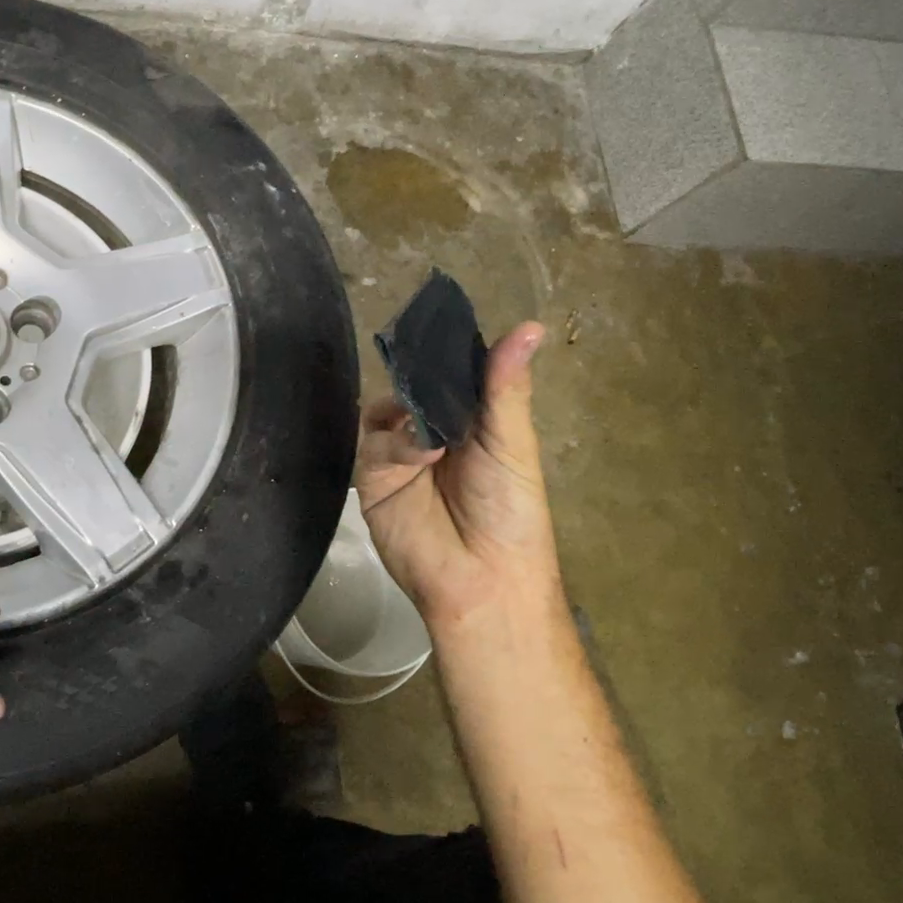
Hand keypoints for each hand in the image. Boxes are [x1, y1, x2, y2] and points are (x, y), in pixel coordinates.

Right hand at [356, 322, 560, 624]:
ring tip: (431, 426)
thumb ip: (505, 387)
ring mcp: (398, 455)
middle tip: (424, 366)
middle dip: (417, 377)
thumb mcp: (513, 443)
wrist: (481, 578)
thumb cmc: (511, 512)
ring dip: (405, 410)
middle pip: (412, 388)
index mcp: (469, 422)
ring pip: (385, 411)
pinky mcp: (372, 478)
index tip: (440, 324)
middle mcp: (430, 433)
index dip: (446, 354)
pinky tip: (423, 453)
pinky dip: (396, 443)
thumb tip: (531, 325)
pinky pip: (372, 445)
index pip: (450, 375)